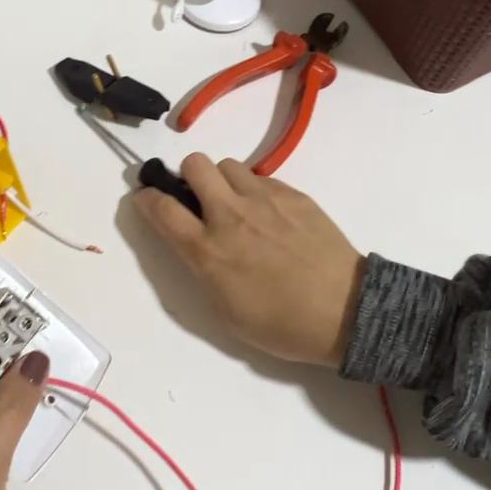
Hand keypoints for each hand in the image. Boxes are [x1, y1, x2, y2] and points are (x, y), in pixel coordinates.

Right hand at [132, 153, 365, 366]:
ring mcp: (264, 200)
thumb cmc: (280, 325)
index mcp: (208, 251)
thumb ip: (202, 269)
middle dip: (187, 177)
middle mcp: (230, 215)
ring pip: (227, 165)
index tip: (146, 200)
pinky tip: (269, 215)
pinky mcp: (293, 194)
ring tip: (236, 205)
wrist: (344, 311)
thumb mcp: (224, 311)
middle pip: (194, 165)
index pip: (161, 208)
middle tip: (197, 198)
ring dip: (222, 181)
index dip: (146, 199)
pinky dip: (254, 190)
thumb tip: (195, 244)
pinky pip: (261, 178)